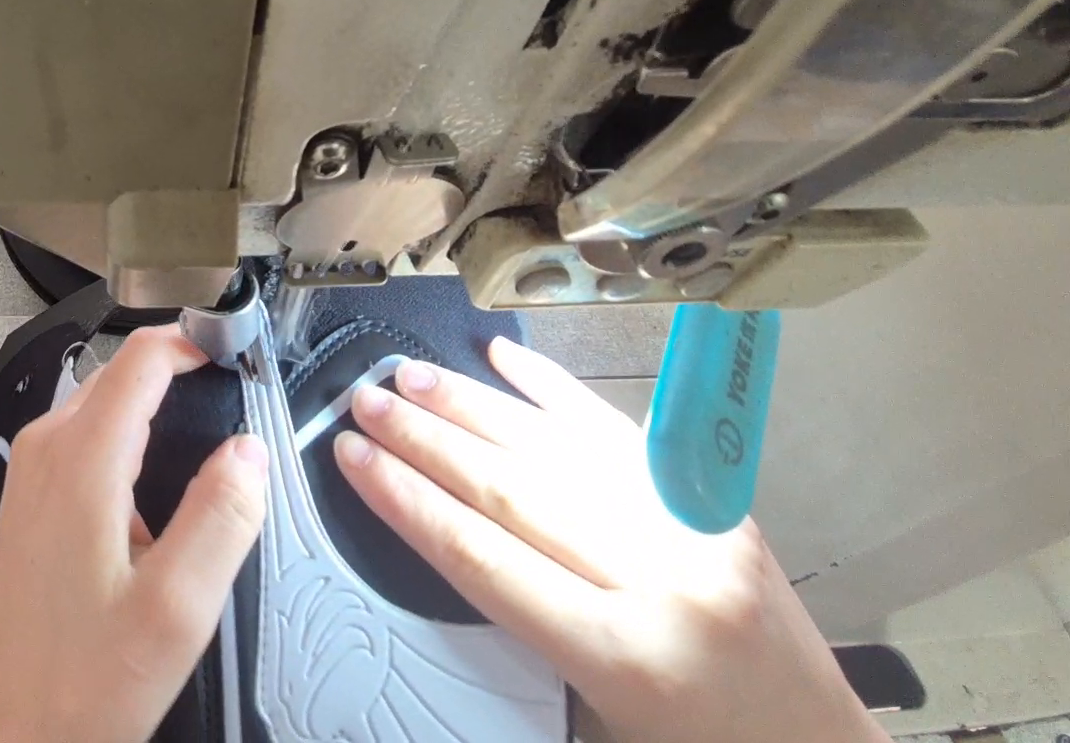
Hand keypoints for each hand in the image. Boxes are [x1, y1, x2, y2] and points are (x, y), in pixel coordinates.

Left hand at [0, 326, 269, 742]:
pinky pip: (84, 438)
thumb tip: (248, 453)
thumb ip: (221, 518)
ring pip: (101, 403)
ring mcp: (31, 472)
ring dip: (152, 403)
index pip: (140, 359)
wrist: (5, 732)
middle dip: (176, 370)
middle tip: (229, 391)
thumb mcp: (174, 610)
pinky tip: (154, 481)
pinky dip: (126, 435)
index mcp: (81, 461)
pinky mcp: (29, 496)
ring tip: (202, 430)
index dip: (191, 341)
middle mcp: (47, 450)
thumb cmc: (77, 683)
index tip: (232, 348)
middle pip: (120, 374)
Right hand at [333, 336, 884, 742]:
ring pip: (557, 449)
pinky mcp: (717, 506)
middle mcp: (661, 582)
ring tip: (412, 378)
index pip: (477, 553)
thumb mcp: (587, 714)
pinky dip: (558, 391)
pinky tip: (508, 361)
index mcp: (621, 655)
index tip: (352, 456)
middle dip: (423, 439)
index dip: (403, 497)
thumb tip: (434, 520)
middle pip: (510, 489)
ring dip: (472, 406)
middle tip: (366, 402)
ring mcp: (694, 533)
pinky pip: (623, 435)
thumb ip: (514, 614)